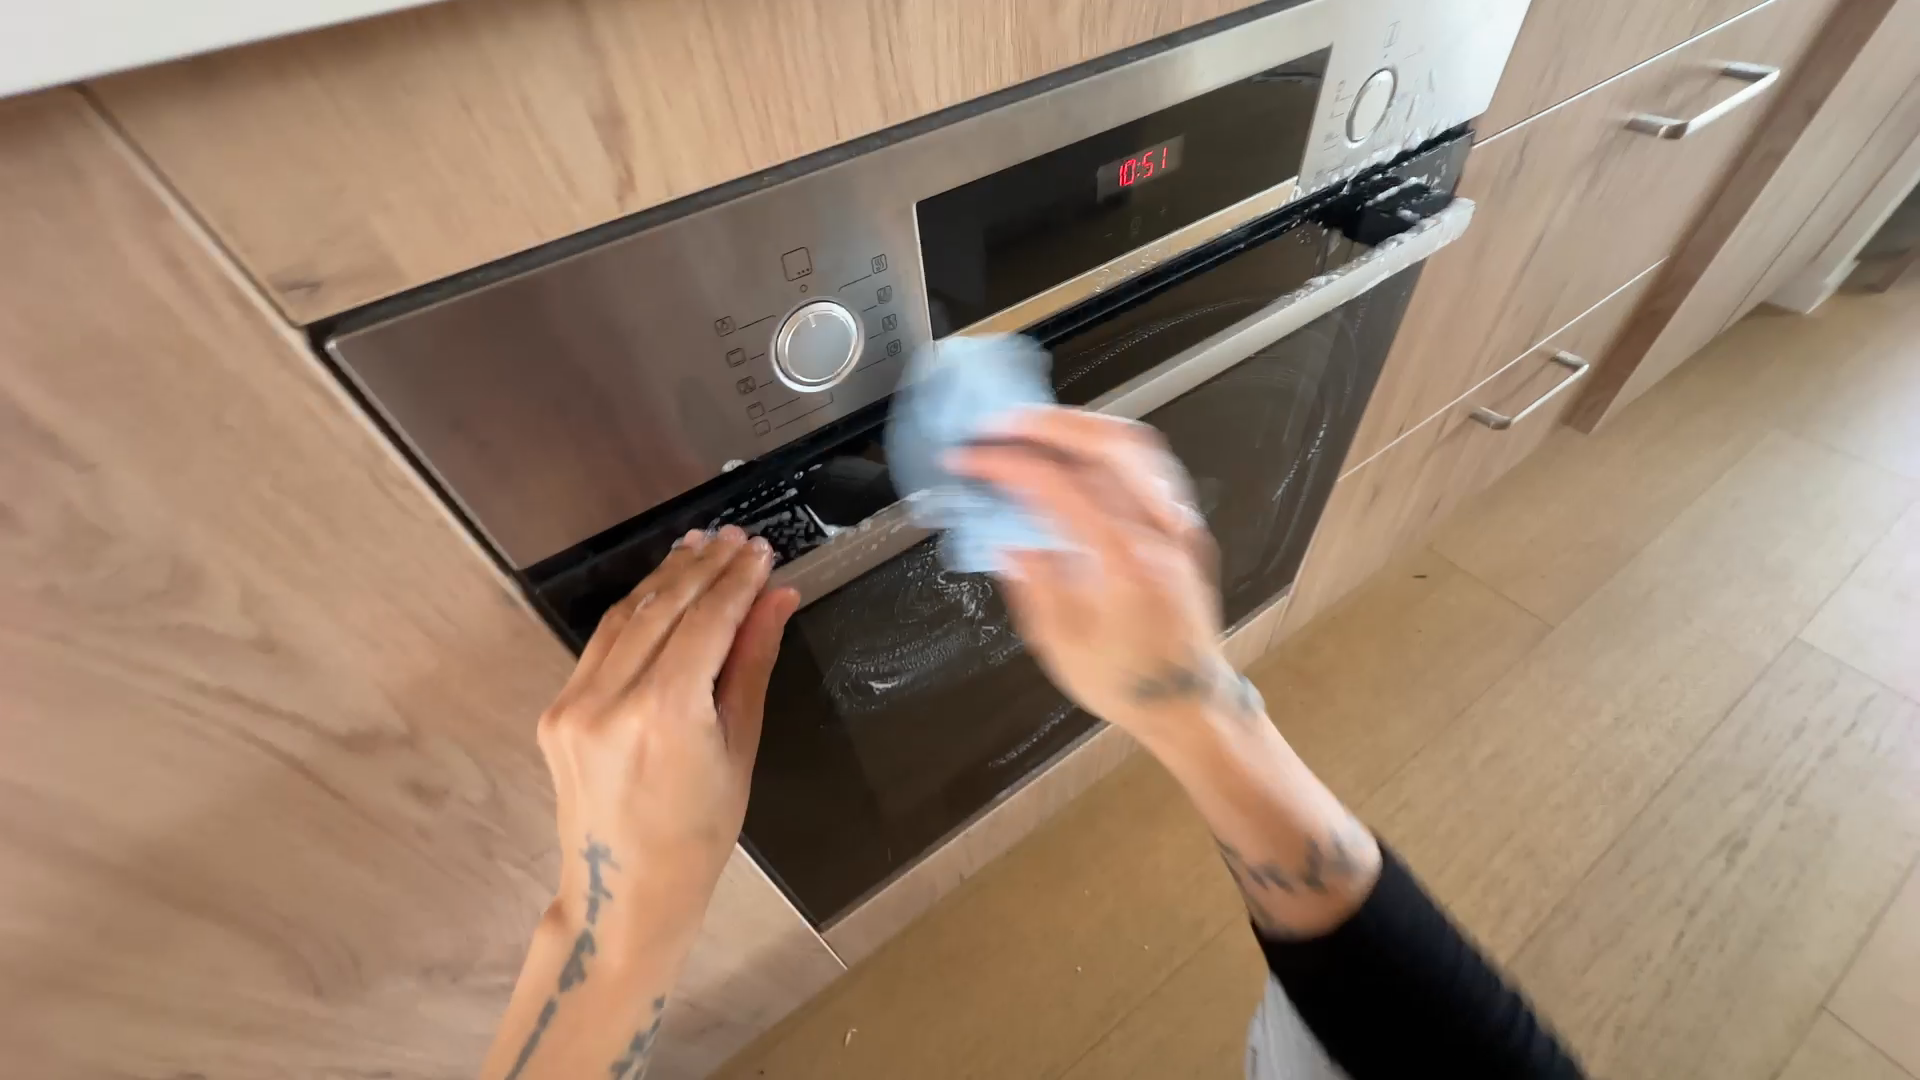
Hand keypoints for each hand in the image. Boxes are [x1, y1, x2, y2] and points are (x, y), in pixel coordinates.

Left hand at [536, 525, 797, 932]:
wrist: (625, 892)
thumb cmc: (701, 830)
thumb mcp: (741, 744)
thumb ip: (753, 661)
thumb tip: (778, 598)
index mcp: (664, 714)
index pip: (707, 621)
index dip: (738, 580)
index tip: (762, 550)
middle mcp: (609, 699)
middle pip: (665, 607)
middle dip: (706, 566)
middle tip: (737, 538)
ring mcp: (574, 702)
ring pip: (628, 615)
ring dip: (669, 576)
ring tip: (702, 545)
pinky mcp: (558, 708)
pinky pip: (605, 641)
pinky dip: (640, 607)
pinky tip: (665, 586)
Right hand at [951, 410, 1250, 750]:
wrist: (1191, 703)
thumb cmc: (1127, 682)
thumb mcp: (1061, 644)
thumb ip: (1033, 584)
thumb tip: (1008, 540)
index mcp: (1123, 564)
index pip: (1059, 488)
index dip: (1008, 465)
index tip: (973, 458)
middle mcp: (1158, 534)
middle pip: (1107, 446)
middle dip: (1048, 425)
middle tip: (1004, 424)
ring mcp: (1179, 526)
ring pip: (1136, 446)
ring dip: (1081, 428)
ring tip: (1038, 427)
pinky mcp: (1186, 528)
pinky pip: (1152, 466)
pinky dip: (1111, 448)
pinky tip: (1084, 453)